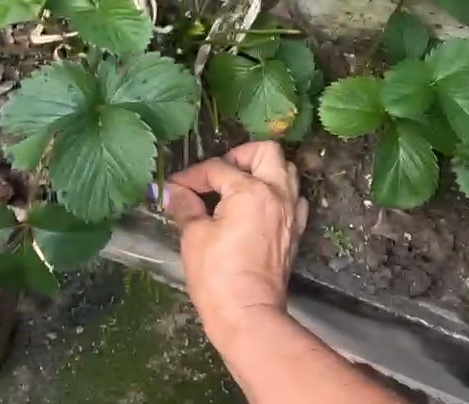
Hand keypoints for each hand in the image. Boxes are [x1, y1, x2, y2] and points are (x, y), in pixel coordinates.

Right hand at [164, 141, 309, 341]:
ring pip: (286, 170)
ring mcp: (291, 211)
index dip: (192, 175)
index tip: (175, 187)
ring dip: (264, 170)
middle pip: (266, 151)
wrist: (248, 316)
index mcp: (250, 189)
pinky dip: (279, 193)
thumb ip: (186, 206)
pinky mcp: (295, 231)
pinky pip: (294, 198)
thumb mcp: (194, 236)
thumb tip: (172, 191)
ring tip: (239, 186)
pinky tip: (260, 206)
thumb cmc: (217, 276)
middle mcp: (276, 192)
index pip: (217, 168)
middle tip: (219, 174)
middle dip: (240, 156)